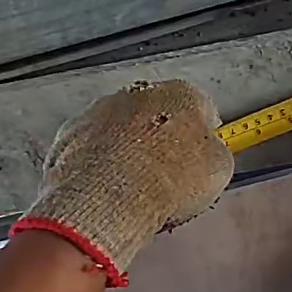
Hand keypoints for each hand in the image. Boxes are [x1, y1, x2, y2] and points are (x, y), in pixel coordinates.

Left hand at [13, 79, 233, 285]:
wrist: (111, 197)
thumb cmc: (165, 182)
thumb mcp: (218, 170)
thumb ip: (216, 152)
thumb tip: (212, 153)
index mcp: (183, 94)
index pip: (200, 109)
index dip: (202, 137)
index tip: (199, 158)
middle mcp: (141, 94)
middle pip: (158, 115)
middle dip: (161, 142)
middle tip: (168, 178)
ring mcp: (103, 109)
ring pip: (123, 129)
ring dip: (129, 151)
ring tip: (136, 189)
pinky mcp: (73, 131)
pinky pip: (92, 146)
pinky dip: (99, 163)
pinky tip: (108, 188)